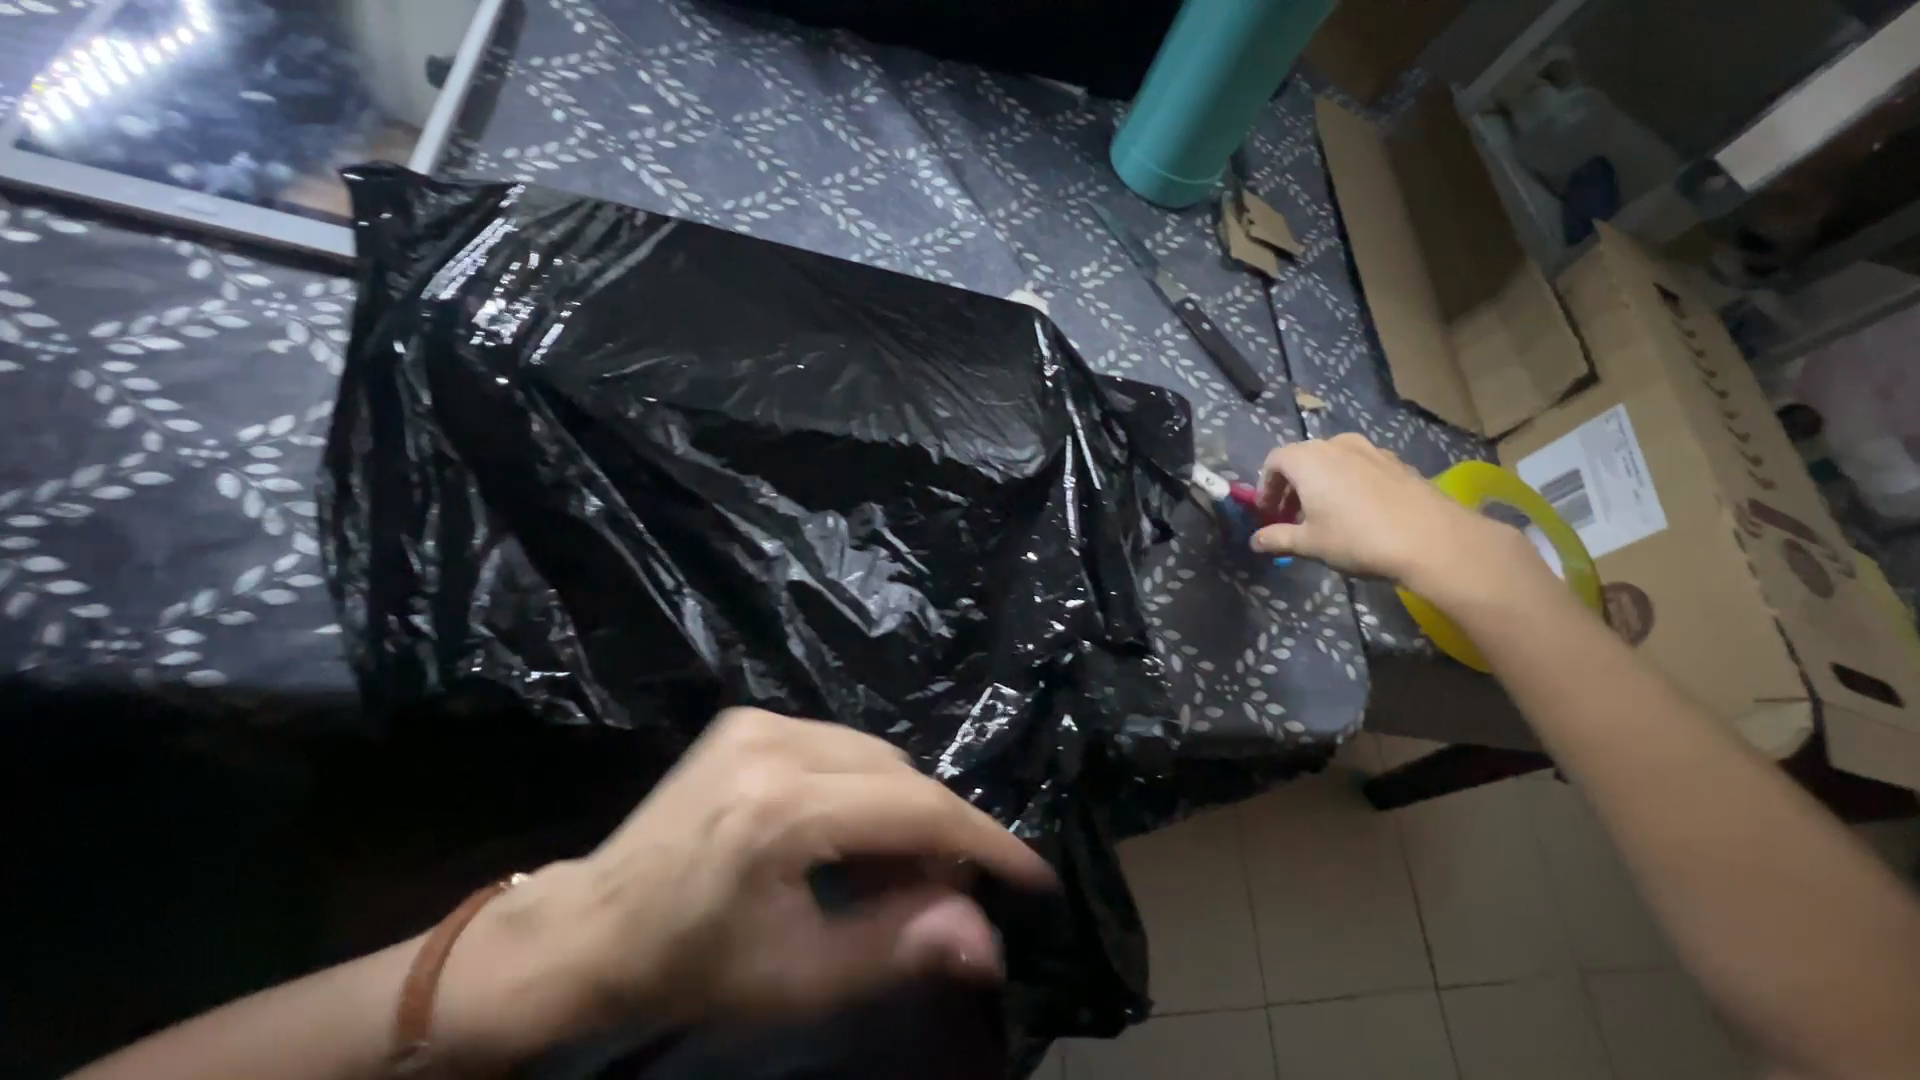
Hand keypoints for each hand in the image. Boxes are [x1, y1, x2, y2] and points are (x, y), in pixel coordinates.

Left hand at [440, 708, 1054, 1059]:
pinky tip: (854, 836)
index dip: (986, 843)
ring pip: (876, 756)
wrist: (591, 927)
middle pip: (901, 776)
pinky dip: (866, 789)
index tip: (1032, 876)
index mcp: (781, 810)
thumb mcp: (801, 977)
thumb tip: (989, 937)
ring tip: (898, 871)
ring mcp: (756, 721)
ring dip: (904, 810)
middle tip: (950, 892)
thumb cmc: (694, 965)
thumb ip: (902, 947)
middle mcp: (773, 743)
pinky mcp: (746, 719)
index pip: (916, 809)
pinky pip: (841, 747)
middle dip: (940, 834)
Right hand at [1250, 434, 1527, 596]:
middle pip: (1304, 458)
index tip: (1268, 513)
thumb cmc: (1356, 539)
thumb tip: (1255, 541)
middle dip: (1293, 485)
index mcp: (1308, 460)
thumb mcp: (1309, 544)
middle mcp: (1336, 446)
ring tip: (1326, 511)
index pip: (1274, 461)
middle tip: (1293, 516)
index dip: (1266, 487)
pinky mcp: (1397, 462)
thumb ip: (1278, 538)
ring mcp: (1371, 450)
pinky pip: (1361, 466)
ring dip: (1322, 481)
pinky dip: (1350, 481)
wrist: (1429, 539)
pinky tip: (1360, 510)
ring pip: (1334, 460)